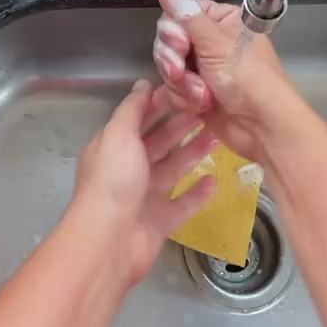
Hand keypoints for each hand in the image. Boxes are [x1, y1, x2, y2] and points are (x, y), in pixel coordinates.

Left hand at [69, 81, 219, 289]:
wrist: (109, 242)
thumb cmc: (112, 181)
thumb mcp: (119, 134)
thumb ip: (132, 109)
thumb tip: (143, 84)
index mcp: (113, 146)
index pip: (139, 118)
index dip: (160, 104)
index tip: (185, 91)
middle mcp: (127, 168)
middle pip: (158, 142)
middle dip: (180, 126)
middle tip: (208, 112)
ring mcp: (144, 196)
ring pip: (172, 169)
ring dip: (192, 152)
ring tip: (217, 137)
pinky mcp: (160, 221)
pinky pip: (182, 203)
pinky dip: (197, 192)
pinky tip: (214, 180)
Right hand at [150, 0, 297, 161]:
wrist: (263, 128)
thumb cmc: (248, 78)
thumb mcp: (215, 42)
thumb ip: (185, 12)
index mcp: (220, 20)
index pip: (178, 12)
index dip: (173, 29)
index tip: (182, 44)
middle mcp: (209, 40)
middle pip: (168, 40)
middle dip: (175, 60)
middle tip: (185, 70)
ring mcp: (202, 67)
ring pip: (169, 66)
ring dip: (182, 83)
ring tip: (202, 94)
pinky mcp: (195, 91)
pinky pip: (173, 88)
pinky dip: (185, 98)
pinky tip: (202, 105)